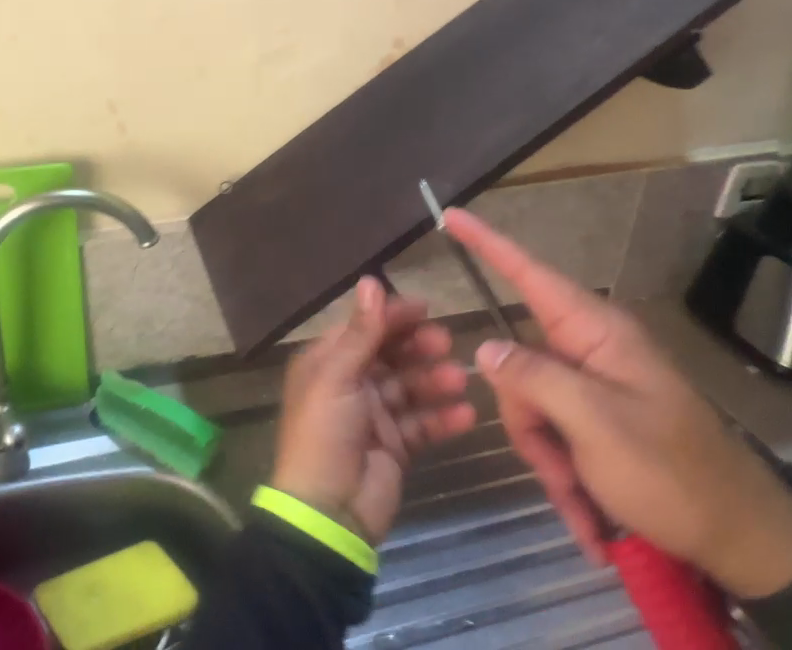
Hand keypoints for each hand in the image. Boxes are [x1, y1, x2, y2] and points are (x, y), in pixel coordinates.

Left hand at [270, 277, 477, 544]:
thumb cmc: (324, 433)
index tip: (425, 308)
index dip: (391, 316)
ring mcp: (374, 417)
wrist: (329, 511)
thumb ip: (361, 332)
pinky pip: (423, 424)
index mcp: (326, 364)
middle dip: (417, 347)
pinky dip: (444, 418)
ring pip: (410, 388)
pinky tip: (467, 415)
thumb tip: (371, 280)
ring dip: (434, 382)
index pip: (363, 329)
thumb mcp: (337, 377)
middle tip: (446, 342)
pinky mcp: (396, 446)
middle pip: (390, 356)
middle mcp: (350, 385)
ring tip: (458, 380)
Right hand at [442, 208, 791, 598]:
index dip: (489, 245)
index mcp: (597, 334)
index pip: (530, 276)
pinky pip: (554, 435)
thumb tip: (486, 348)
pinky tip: (590, 518)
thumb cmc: (671, 474)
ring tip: (582, 499)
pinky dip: (565, 477)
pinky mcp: (598, 421)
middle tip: (556, 467)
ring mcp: (594, 388)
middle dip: (527, 421)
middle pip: (519, 364)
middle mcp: (591, 351)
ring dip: (547, 457)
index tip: (453, 216)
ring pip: (531, 406)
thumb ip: (534, 378)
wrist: (740, 539)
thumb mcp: (596, 425)